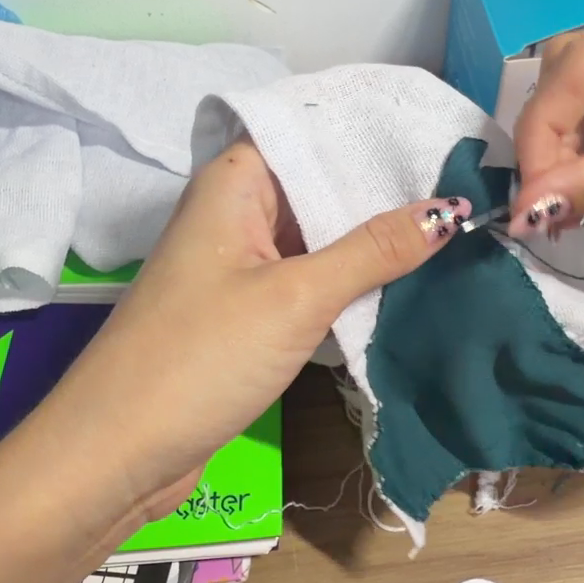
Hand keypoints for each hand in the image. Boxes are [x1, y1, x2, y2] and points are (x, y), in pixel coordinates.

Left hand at [64, 139, 467, 512]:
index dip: (373, 128)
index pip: (311, 131)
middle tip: (465, 179)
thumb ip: (374, 250)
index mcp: (234, 182)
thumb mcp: (296, 297)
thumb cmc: (200, 356)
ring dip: (373, 234)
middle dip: (385, 184)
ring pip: (319, 233)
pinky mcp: (249, 309)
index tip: (440, 129)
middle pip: (320, 183)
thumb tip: (450, 209)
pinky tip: (407, 273)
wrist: (118, 455)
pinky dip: (352, 275)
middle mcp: (236, 211)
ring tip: (453, 219)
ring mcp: (242, 263)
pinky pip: (311, 275)